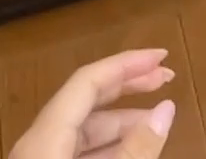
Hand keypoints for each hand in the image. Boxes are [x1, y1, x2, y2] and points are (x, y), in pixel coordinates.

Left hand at [9, 48, 177, 158]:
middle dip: (128, 85)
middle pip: (86, 99)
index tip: (162, 56)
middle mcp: (37, 143)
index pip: (89, 79)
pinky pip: (78, 151)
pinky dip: (109, 145)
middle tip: (167, 77)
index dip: (127, 63)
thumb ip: (136, 149)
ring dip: (123, 119)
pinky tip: (134, 147)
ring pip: (84, 130)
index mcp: (44, 136)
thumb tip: (168, 107)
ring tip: (158, 118)